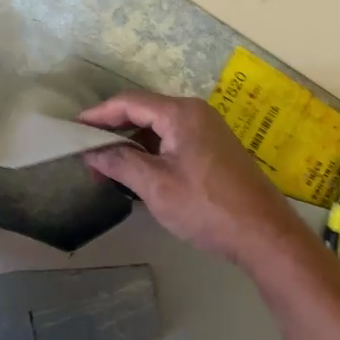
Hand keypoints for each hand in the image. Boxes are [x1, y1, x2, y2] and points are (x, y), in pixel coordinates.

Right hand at [79, 91, 307, 268]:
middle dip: (114, 130)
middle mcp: (196, 113)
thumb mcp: (156, 186)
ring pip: (159, 127)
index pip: (130, 103)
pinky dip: (152, 151)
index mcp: (181, 113)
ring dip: (132, 143)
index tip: (73, 127)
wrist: (266, 236)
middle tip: (87, 150)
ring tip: (107, 166)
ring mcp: (209, 130)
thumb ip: (120, 163)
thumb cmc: (207, 207)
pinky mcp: (216, 149)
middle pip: (144, 111)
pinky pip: (174, 139)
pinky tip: (139, 172)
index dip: (99, 114)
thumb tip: (91, 152)